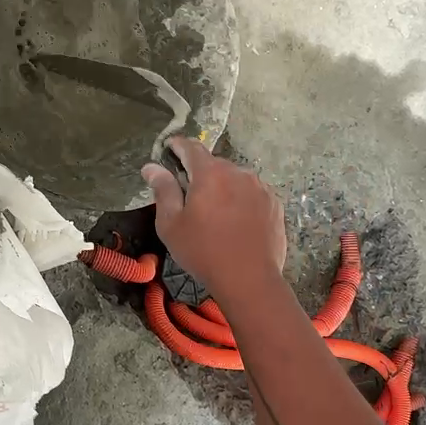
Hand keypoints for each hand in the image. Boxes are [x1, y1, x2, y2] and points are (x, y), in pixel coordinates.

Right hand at [142, 137, 285, 302]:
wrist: (249, 279)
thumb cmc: (203, 251)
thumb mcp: (171, 224)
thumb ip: (163, 190)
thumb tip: (151, 167)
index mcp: (210, 174)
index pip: (191, 148)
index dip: (178, 146)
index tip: (169, 148)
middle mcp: (238, 173)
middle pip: (214, 165)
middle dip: (200, 174)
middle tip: (188, 195)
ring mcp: (260, 188)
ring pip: (235, 179)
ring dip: (222, 187)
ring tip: (215, 213)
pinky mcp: (274, 204)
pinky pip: (251, 194)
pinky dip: (240, 200)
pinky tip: (236, 222)